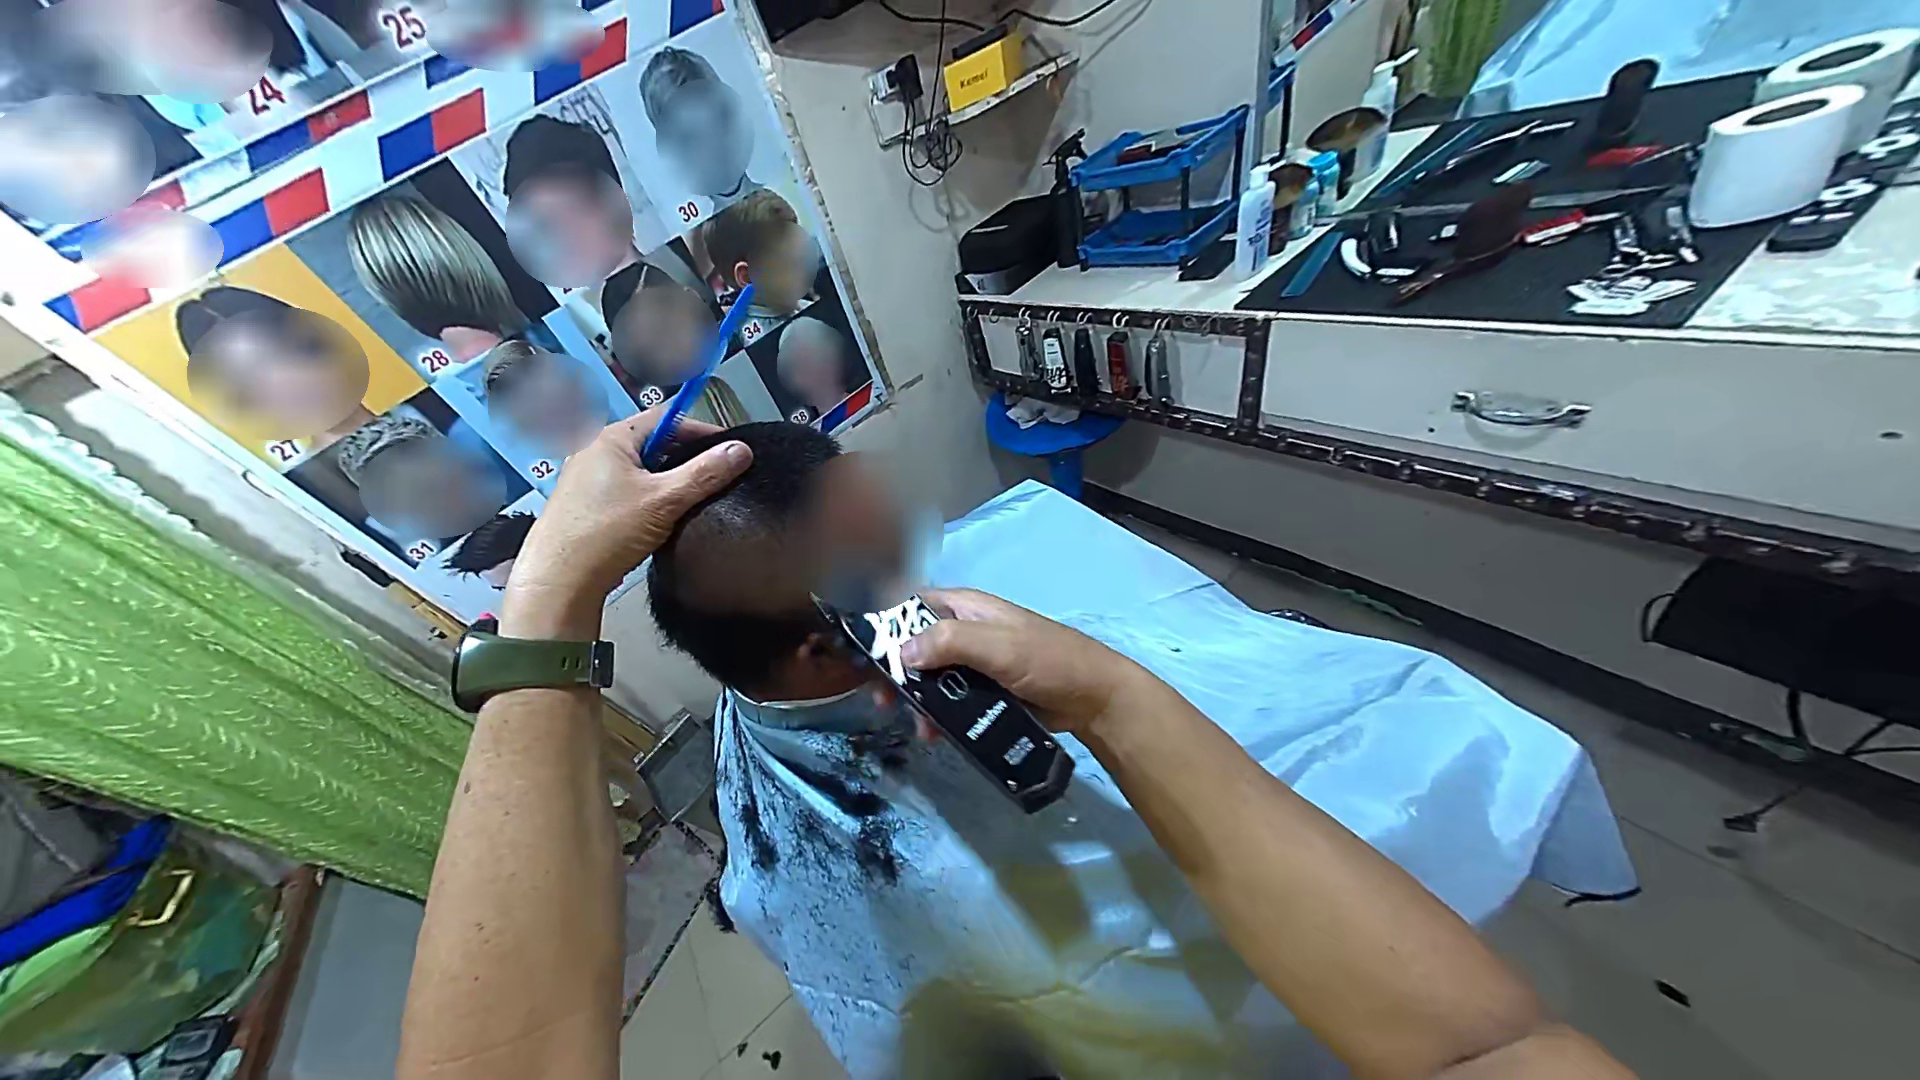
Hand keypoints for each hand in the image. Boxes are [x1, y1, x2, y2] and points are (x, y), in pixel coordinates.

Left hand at [502, 408, 750, 637]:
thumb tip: (741, 450)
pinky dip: (652, 493)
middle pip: (654, 441)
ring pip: (642, 467)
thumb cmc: (608, 531)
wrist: (558, 580)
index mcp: (612, 438)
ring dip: (670, 477)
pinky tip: (664, 515)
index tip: (730, 448)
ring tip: (695, 496)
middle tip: (718, 473)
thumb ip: (706, 473)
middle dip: (688, 455)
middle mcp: (595, 450)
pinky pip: (629, 486)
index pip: (666, 417)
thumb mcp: (667, 499)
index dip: (702, 430)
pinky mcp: (585, 503)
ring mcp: (587, 477)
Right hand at [899, 588, 1150, 734]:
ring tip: (916, 726)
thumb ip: (951, 642)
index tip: (867, 655)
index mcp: (966, 608)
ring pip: (929, 676)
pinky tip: (934, 734)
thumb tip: (900, 652)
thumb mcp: (999, 646)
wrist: (1092, 698)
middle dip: (896, 671)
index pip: (913, 605)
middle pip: (914, 645)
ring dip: (916, 699)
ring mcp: (973, 662)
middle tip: (883, 700)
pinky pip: (948, 699)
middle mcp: (964, 630)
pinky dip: (936, 715)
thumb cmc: (1048, 660)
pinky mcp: (982, 690)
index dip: (887, 625)